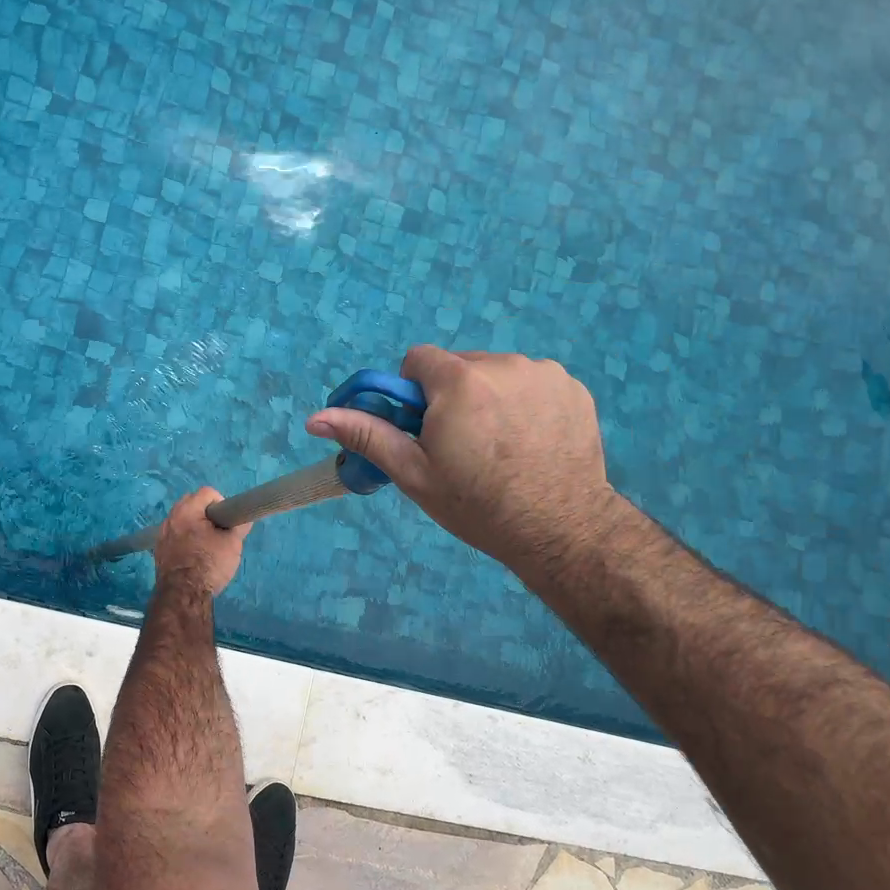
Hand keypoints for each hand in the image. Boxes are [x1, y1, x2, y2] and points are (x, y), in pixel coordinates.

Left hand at [153, 487, 251, 597]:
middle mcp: (171, 517)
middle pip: (191, 504)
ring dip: (194, 527)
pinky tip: (193, 557)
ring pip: (181, 520)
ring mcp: (162, 534)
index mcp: (187, 510)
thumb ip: (239, 526)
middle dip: (206, 513)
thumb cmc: (209, 564)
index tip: (227, 520)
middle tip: (219, 531)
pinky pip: (174, 536)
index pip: (207, 493)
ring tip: (206, 545)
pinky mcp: (158, 551)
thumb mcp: (232, 544)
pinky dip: (184, 540)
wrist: (183, 594)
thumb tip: (245, 519)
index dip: (221, 503)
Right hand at [305, 346, 626, 583]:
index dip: (413, 392)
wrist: (560, 530)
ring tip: (499, 446)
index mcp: (459, 381)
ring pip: (497, 373)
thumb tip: (315, 418)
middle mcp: (503, 364)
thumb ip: (367, 434)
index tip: (423, 427)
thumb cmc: (476, 504)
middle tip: (460, 444)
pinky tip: (531, 442)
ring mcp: (544, 374)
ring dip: (489, 397)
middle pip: (459, 366)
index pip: (419, 359)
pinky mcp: (574, 388)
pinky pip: (532, 383)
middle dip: (452, 396)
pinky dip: (525, 403)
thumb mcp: (412, 473)